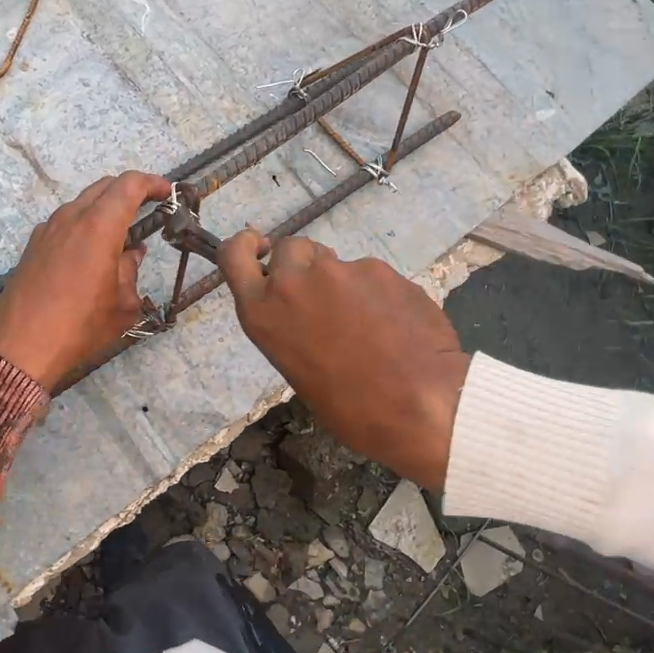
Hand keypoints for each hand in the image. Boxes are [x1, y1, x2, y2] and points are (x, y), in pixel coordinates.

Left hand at [0, 172, 171, 389]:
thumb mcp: (122, 304)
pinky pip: (64, 223)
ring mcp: (47, 229)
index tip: (167, 193)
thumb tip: (132, 254)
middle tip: (148, 209)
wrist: (22, 346)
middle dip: (129, 191)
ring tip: (120, 236)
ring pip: (81, 204)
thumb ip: (131, 271)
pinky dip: (83, 225)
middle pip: (104, 187)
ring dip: (104, 209)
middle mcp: (71, 217)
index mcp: (99, 226)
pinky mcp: (33, 245)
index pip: (129, 185)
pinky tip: (90, 253)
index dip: (152, 183)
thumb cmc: (80, 325)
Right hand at [220, 231, 468, 490]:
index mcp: (262, 312)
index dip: (247, 244)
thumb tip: (309, 313)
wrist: (419, 406)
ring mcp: (338, 271)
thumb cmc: (350, 407)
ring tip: (370, 321)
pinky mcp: (380, 269)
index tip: (262, 248)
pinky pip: (373, 274)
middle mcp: (292, 283)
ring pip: (335, 261)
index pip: (234, 254)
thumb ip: (290, 326)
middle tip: (325, 297)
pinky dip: (380, 292)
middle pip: (290, 247)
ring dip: (344, 281)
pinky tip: (398, 324)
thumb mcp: (296, 368)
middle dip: (305, 263)